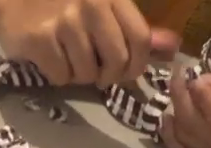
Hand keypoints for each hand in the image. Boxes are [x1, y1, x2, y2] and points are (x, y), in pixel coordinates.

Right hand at [0, 0, 180, 85]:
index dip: (136, 65)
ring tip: (68, 58)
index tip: (125, 73)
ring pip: (86, 74)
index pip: (139, 39)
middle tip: (96, 73)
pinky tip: (50, 58)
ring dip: (78, 75)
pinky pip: (61, 77)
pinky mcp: (41, 40)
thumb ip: (132, 25)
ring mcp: (65, 22)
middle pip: (116, 61)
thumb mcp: (99, 4)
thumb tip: (170, 48)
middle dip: (107, 76)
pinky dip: (57, 75)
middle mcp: (92, 4)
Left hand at [161, 62, 210, 147]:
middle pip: (195, 126)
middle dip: (180, 100)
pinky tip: (166, 121)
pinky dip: (170, 138)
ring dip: (174, 116)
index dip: (201, 94)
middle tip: (176, 78)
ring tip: (174, 93)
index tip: (193, 74)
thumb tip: (201, 80)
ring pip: (186, 140)